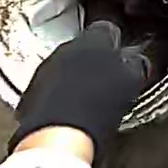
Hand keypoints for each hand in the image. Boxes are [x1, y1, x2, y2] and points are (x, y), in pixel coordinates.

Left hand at [10, 21, 149, 154]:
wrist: (59, 137)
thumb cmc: (97, 107)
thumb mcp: (131, 82)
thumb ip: (135, 65)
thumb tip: (137, 62)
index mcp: (92, 41)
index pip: (107, 29)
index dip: (116, 43)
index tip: (123, 57)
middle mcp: (65, 50)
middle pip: (83, 46)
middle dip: (94, 59)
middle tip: (108, 80)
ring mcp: (44, 70)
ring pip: (65, 65)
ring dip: (76, 77)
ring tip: (91, 99)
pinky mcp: (30, 92)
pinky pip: (49, 86)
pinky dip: (60, 94)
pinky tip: (72, 111)